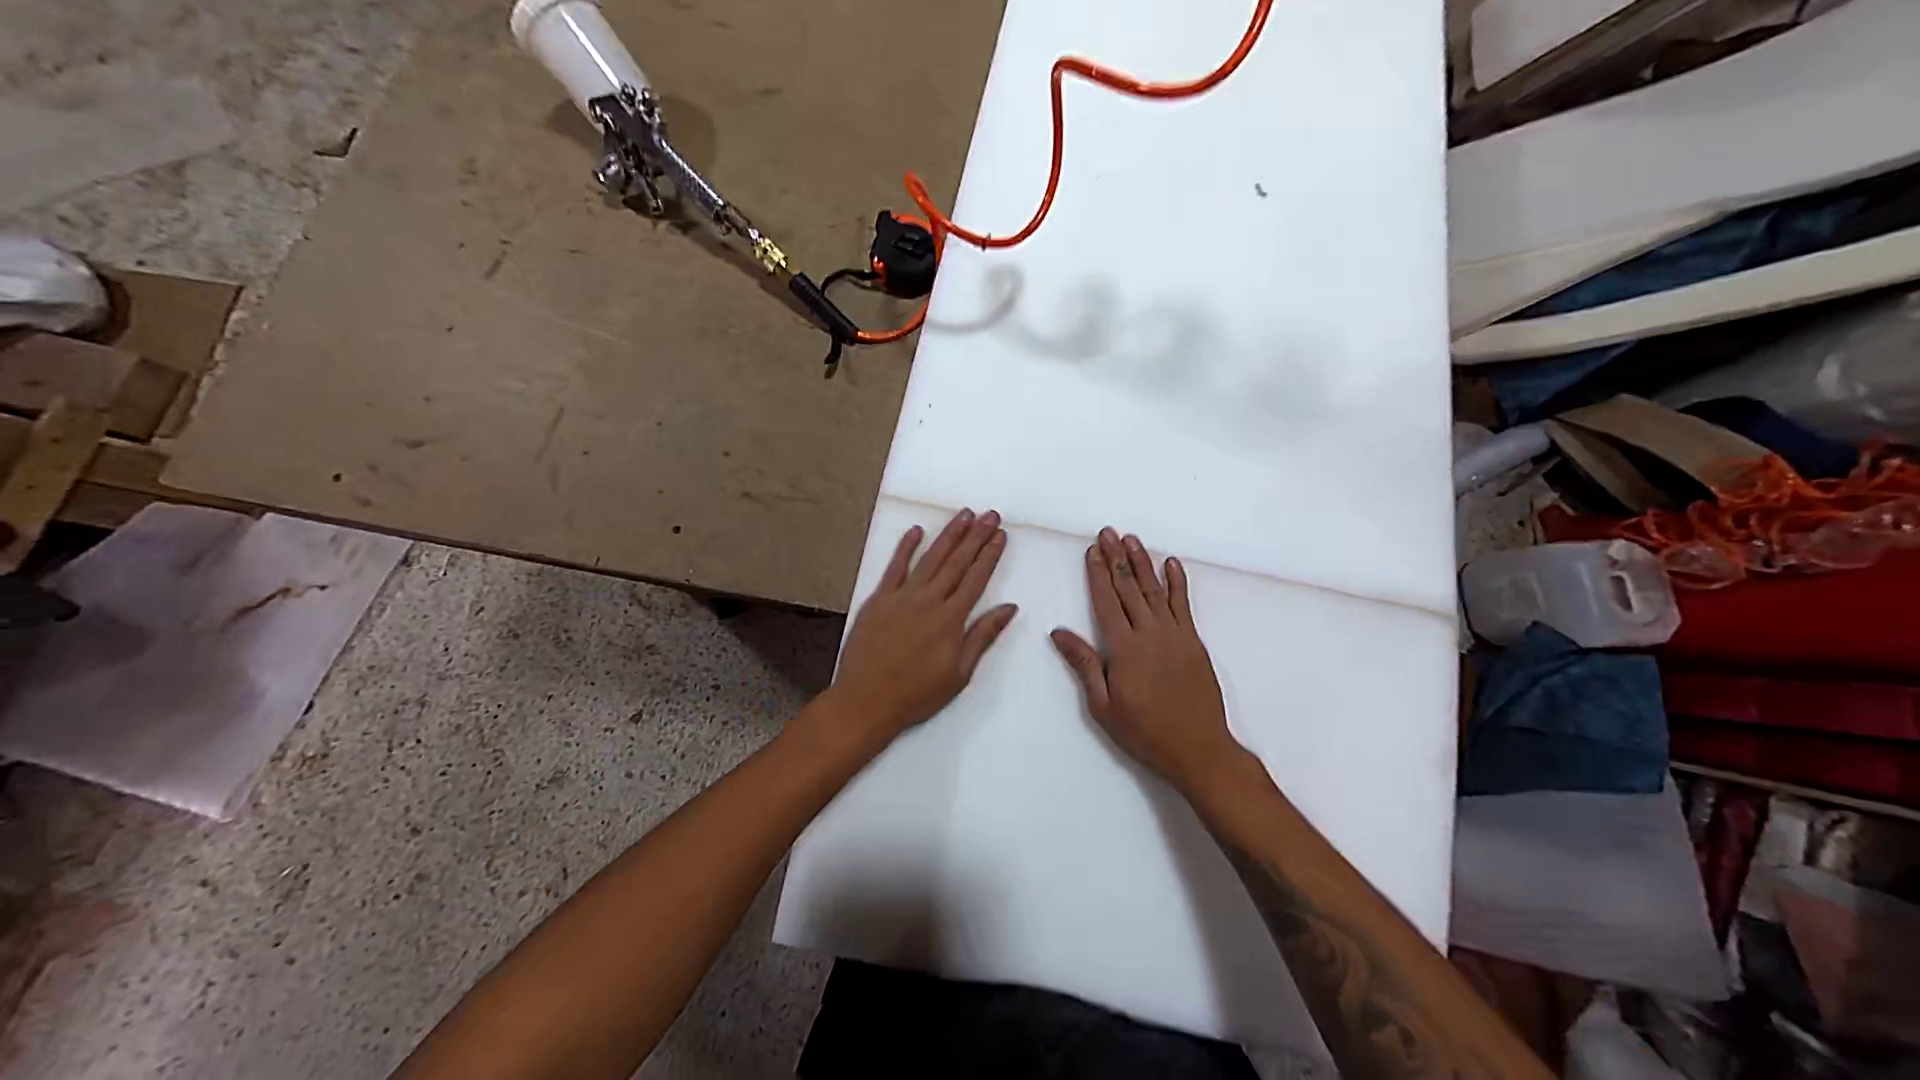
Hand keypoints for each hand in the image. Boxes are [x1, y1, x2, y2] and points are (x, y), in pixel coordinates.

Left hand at [821, 508, 1017, 753]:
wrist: (866, 700)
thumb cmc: (916, 694)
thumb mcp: (959, 673)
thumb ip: (982, 636)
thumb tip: (1008, 609)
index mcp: (950, 620)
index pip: (976, 579)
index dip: (990, 555)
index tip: (1000, 535)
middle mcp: (928, 602)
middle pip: (956, 562)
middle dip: (975, 536)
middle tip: (989, 514)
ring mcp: (901, 598)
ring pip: (930, 559)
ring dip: (948, 535)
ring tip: (963, 515)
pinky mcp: (878, 601)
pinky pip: (894, 568)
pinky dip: (905, 548)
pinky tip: (916, 531)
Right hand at [1051, 528, 1244, 793]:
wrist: (1198, 749)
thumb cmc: (1144, 731)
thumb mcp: (1102, 705)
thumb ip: (1083, 664)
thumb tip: (1058, 632)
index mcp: (1123, 648)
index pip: (1106, 601)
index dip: (1097, 574)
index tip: (1092, 551)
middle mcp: (1149, 633)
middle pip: (1129, 588)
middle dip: (1116, 558)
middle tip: (1108, 532)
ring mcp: (1175, 635)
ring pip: (1155, 590)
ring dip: (1142, 563)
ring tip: (1132, 540)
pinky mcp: (1194, 642)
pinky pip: (1184, 605)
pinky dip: (1177, 583)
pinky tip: (1171, 564)